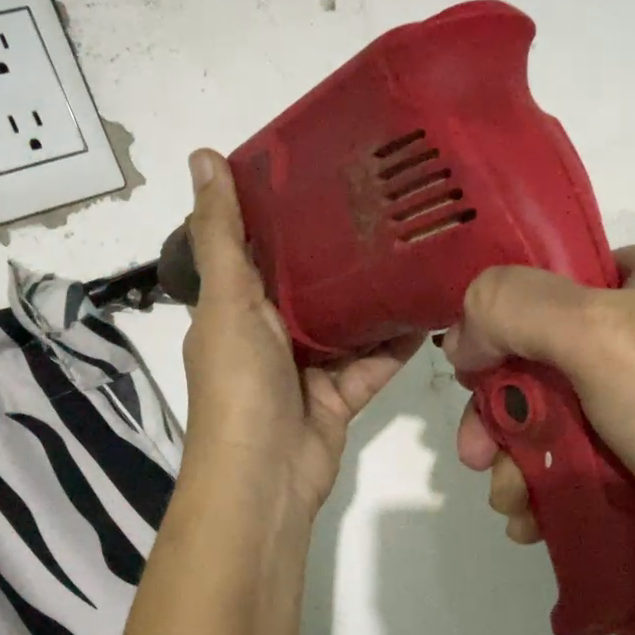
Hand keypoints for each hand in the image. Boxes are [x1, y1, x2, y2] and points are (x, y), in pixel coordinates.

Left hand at [178, 149, 422, 519]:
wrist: (263, 479)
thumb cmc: (237, 384)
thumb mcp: (226, 300)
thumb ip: (221, 234)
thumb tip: (202, 155)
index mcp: (233, 308)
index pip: (257, 249)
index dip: (282, 211)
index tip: (323, 166)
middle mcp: (269, 335)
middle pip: (309, 285)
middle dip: (340, 251)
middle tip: (387, 202)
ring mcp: (307, 369)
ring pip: (347, 324)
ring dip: (375, 296)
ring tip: (417, 248)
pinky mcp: (341, 397)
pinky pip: (373, 363)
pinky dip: (397, 343)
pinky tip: (431, 308)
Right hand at [442, 244, 634, 571]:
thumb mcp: (597, 331)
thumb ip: (515, 308)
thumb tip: (462, 332)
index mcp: (633, 281)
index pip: (538, 289)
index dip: (493, 332)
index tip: (468, 381)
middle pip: (535, 368)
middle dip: (500, 422)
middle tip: (477, 462)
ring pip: (552, 427)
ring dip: (519, 469)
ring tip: (516, 510)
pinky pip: (579, 468)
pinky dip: (549, 494)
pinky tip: (534, 526)